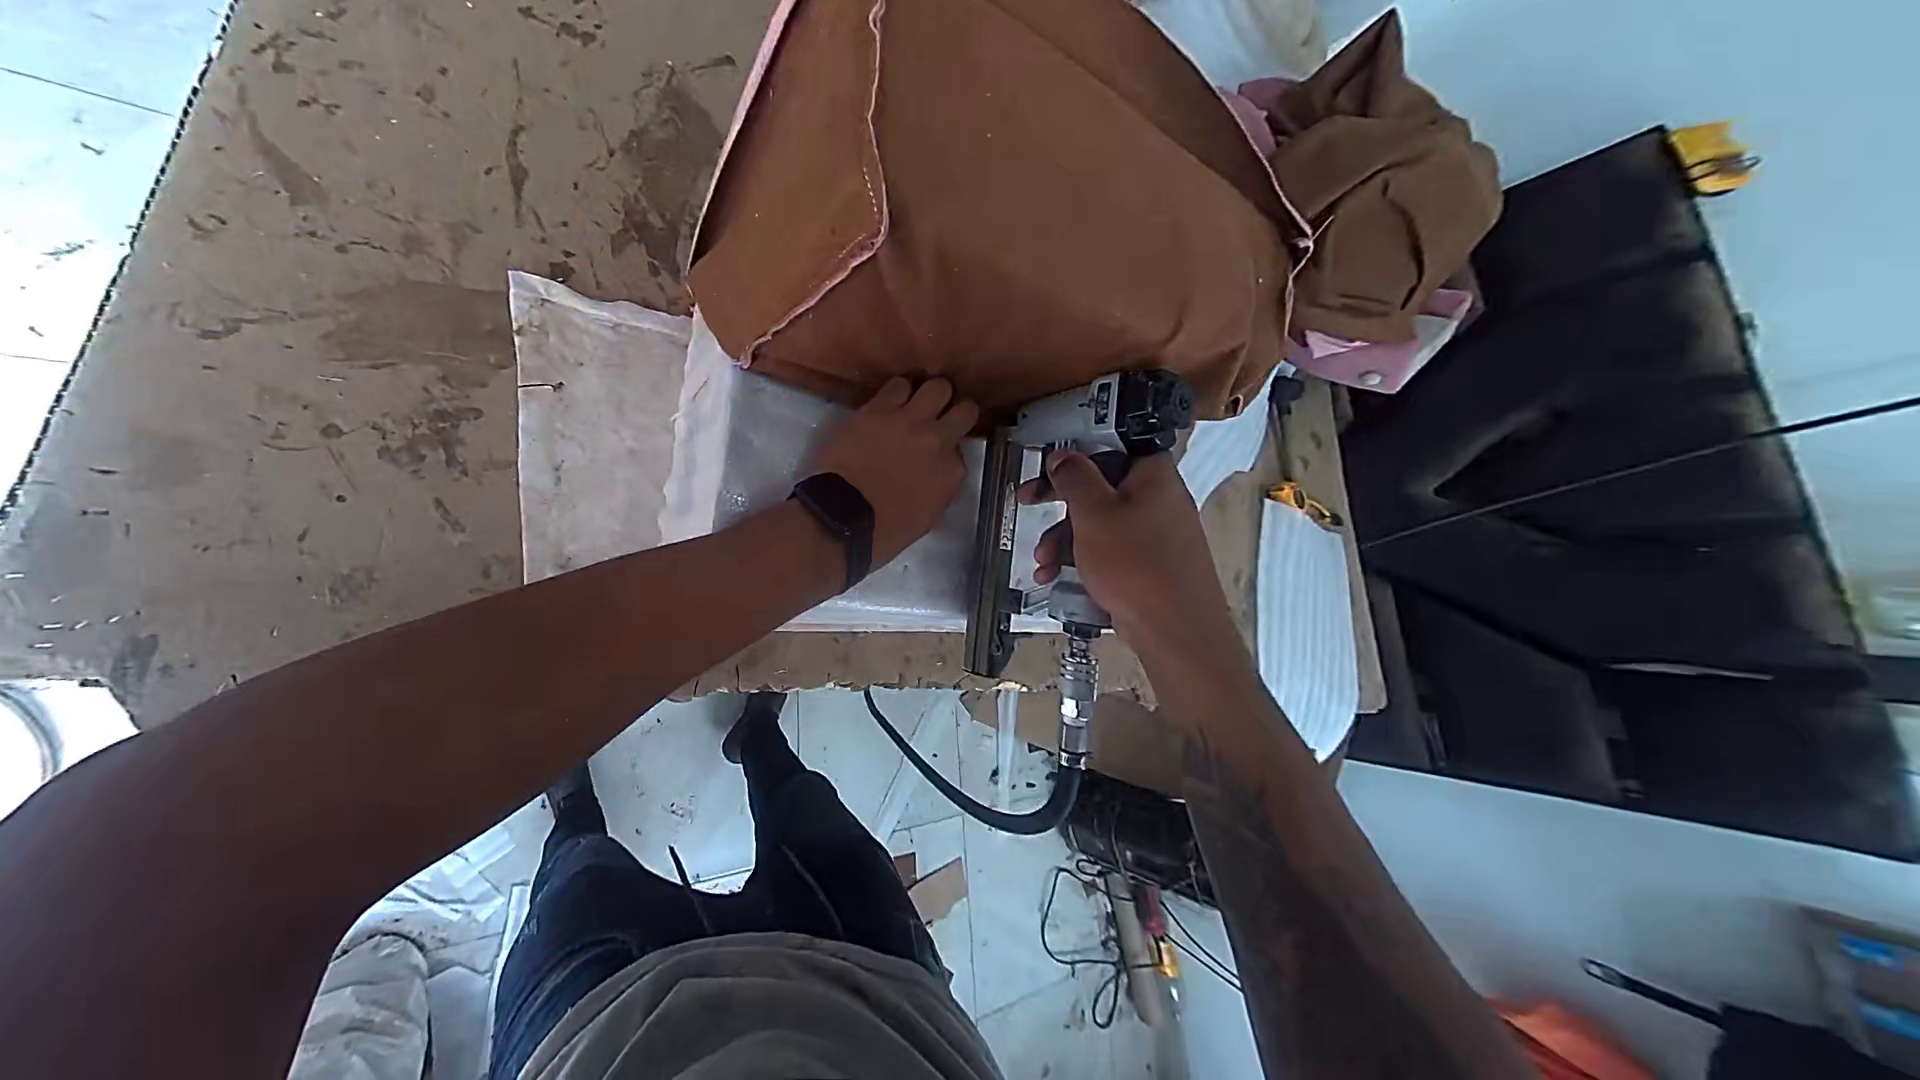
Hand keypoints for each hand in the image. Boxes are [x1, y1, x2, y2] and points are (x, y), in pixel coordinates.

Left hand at [809, 377, 977, 565]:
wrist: (841, 519)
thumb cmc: (885, 530)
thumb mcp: (928, 518)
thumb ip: (941, 490)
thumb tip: (939, 475)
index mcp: (952, 473)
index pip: (963, 450)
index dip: (952, 449)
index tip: (941, 453)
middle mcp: (938, 441)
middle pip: (965, 410)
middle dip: (956, 412)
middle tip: (943, 417)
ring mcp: (909, 421)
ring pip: (938, 387)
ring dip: (931, 395)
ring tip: (918, 403)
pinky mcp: (879, 409)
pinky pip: (898, 384)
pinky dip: (899, 391)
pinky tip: (892, 401)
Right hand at [1020, 450, 1241, 661]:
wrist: (1175, 630)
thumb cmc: (1136, 566)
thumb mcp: (1093, 513)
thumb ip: (1074, 478)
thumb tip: (1063, 457)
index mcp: (1153, 475)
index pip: (1107, 450)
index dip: (1071, 459)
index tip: (1044, 473)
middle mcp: (1160, 500)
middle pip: (1101, 490)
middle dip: (1060, 507)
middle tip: (1028, 505)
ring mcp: (1159, 535)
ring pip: (1102, 525)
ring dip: (1066, 540)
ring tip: (1045, 563)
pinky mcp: (1153, 565)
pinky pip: (1113, 552)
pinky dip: (1086, 560)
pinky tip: (1061, 579)